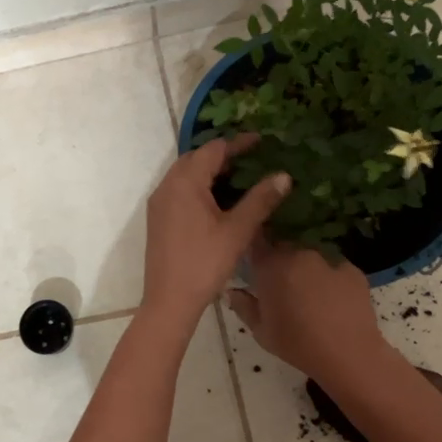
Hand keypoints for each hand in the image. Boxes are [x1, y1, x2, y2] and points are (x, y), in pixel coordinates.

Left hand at [142, 135, 290, 320]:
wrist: (169, 299)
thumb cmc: (204, 263)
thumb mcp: (237, 231)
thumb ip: (260, 200)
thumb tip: (284, 175)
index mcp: (185, 182)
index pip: (213, 150)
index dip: (238, 143)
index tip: (262, 141)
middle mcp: (167, 186)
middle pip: (196, 158)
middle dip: (224, 155)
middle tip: (253, 159)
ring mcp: (159, 203)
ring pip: (186, 175)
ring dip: (211, 171)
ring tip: (241, 178)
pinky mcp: (158, 218)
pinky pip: (179, 190)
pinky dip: (199, 187)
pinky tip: (219, 201)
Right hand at [227, 240, 395, 386]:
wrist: (348, 354)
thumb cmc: (296, 344)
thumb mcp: (260, 331)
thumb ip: (243, 306)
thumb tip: (233, 291)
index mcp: (271, 266)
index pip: (257, 242)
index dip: (254, 249)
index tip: (253, 262)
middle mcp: (299, 254)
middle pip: (283, 248)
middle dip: (279, 262)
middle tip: (279, 286)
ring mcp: (328, 259)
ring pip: (309, 257)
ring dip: (304, 269)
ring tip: (308, 294)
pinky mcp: (351, 269)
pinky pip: (333, 267)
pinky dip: (328, 277)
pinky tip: (331, 299)